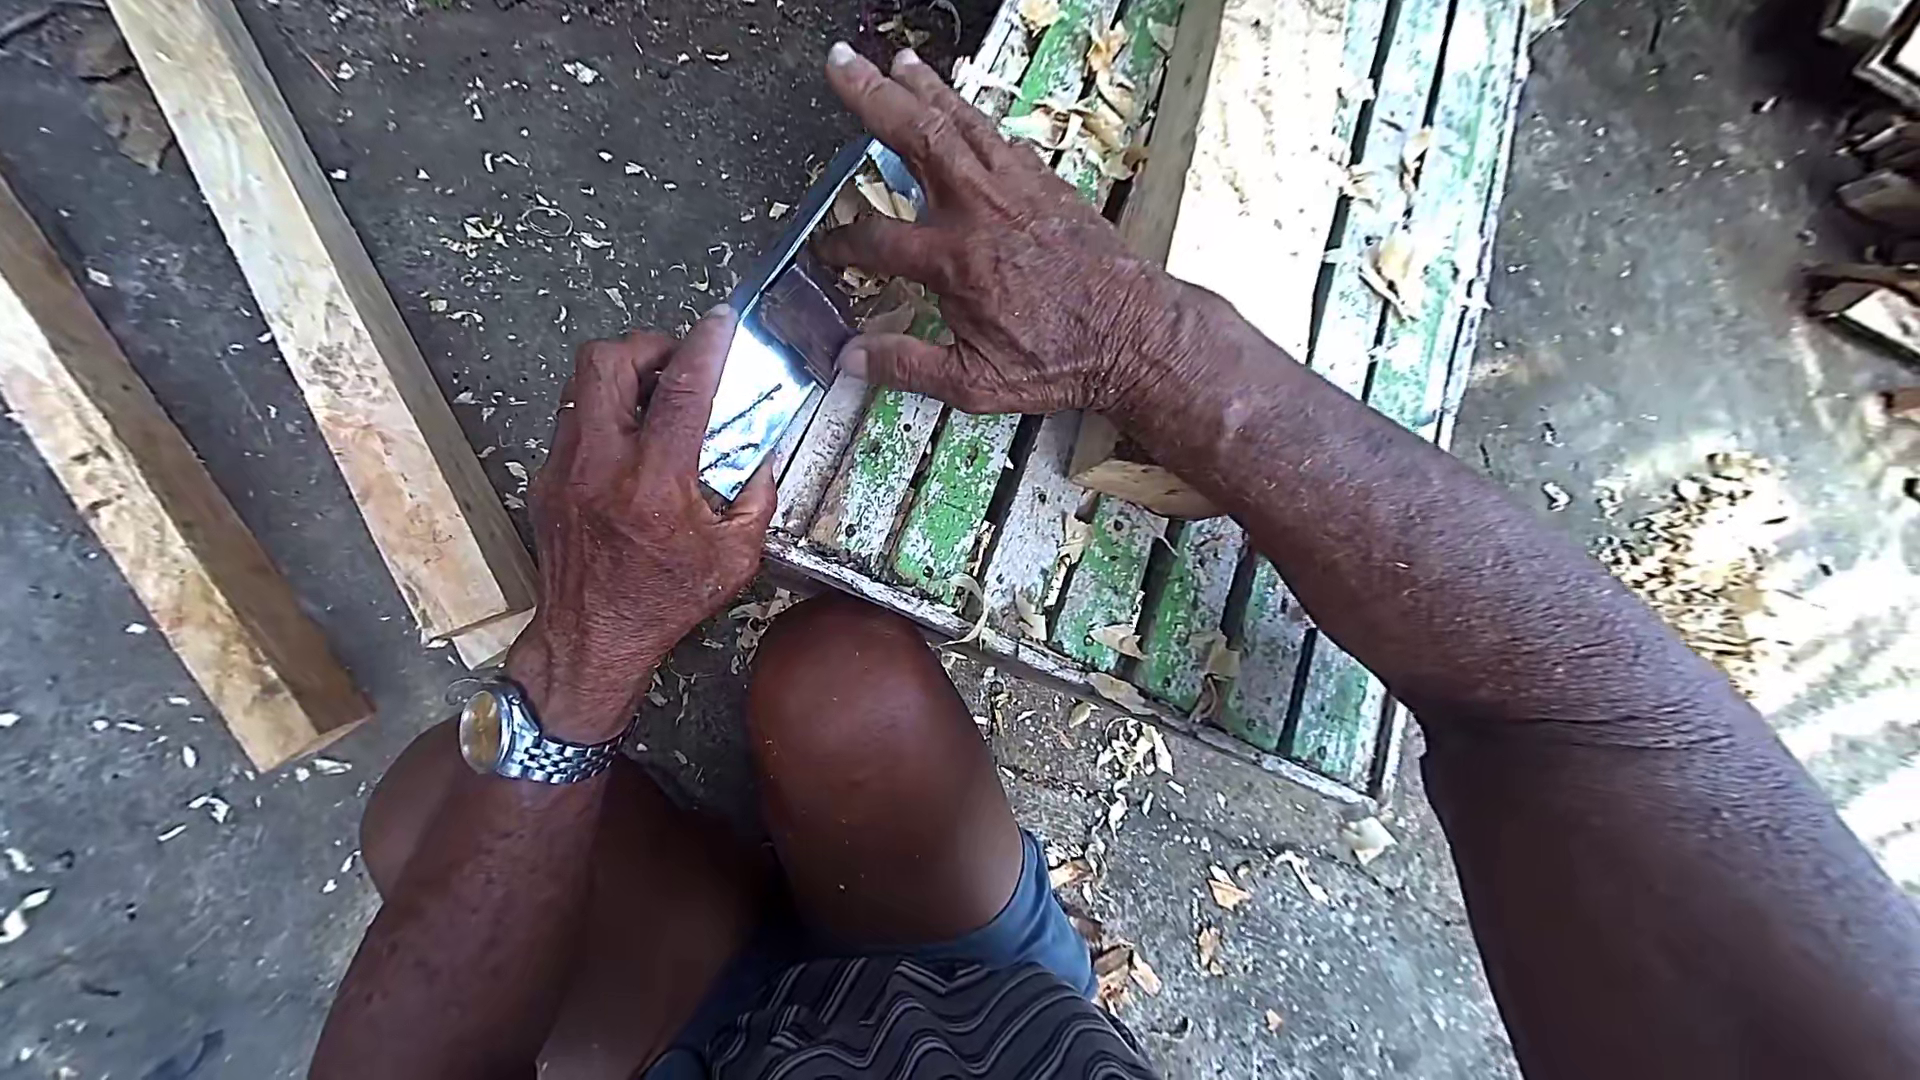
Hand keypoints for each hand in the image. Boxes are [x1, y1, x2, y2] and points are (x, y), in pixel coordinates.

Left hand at [506, 307, 774, 741]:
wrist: (594, 637)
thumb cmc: (667, 601)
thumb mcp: (735, 558)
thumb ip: (757, 501)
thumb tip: (767, 458)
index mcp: (655, 484)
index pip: (682, 393)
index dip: (705, 347)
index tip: (720, 322)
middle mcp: (601, 465)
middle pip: (605, 363)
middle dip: (647, 345)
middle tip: (678, 360)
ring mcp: (564, 468)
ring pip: (581, 384)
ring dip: (623, 374)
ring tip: (657, 393)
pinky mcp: (546, 479)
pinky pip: (574, 418)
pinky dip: (607, 408)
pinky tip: (633, 437)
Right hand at [814, 43, 1186, 415]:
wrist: (1131, 335)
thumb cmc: (1059, 361)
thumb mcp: (974, 383)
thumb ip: (909, 366)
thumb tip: (852, 359)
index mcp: (956, 263)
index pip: (878, 241)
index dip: (843, 243)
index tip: (828, 249)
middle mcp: (982, 212)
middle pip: (915, 138)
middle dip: (871, 98)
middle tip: (841, 65)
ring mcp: (1017, 191)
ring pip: (959, 123)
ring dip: (922, 89)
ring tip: (895, 64)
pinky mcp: (1047, 186)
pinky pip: (1001, 136)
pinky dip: (973, 115)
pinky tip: (961, 108)